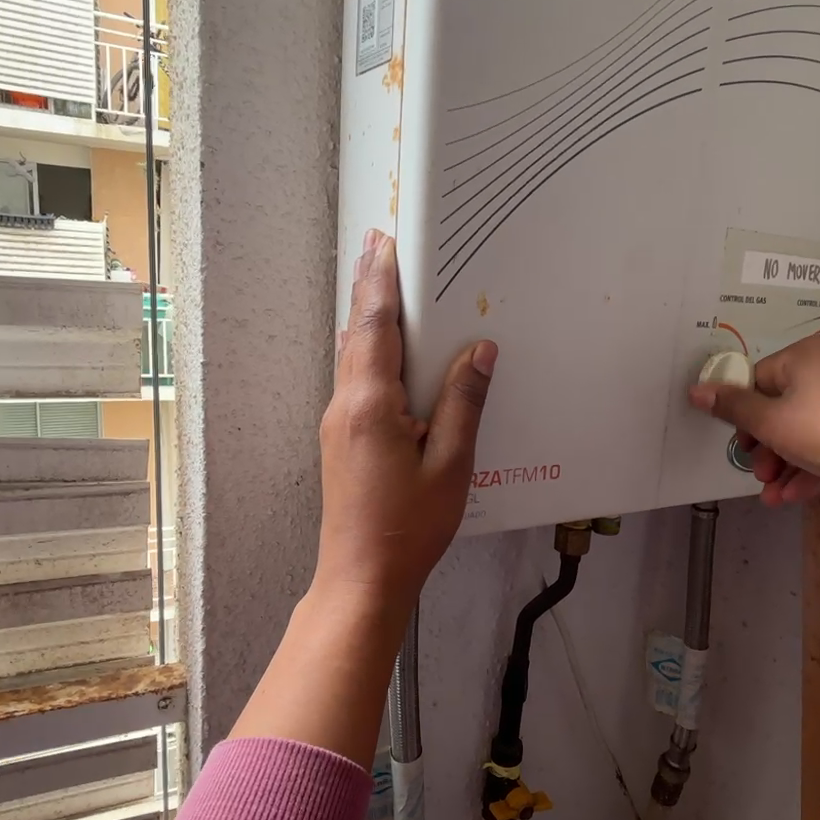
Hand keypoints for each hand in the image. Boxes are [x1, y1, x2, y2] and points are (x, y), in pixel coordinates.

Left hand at [315, 230, 496, 607]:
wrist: (362, 576)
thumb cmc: (410, 526)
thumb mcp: (450, 463)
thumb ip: (464, 402)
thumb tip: (481, 351)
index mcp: (370, 405)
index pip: (374, 327)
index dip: (381, 282)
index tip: (385, 243)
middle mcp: (345, 406)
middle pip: (356, 334)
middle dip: (368, 288)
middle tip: (378, 246)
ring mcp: (338, 425)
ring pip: (351, 356)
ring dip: (365, 318)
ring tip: (378, 285)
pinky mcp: (342, 441)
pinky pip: (353, 381)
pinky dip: (366, 350)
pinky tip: (378, 351)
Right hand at [688, 334, 819, 505]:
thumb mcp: (773, 423)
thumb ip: (732, 408)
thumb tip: (696, 389)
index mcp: (805, 355)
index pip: (758, 381)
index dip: (744, 418)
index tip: (742, 450)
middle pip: (783, 406)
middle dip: (767, 448)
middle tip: (760, 476)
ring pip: (809, 428)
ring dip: (787, 464)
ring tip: (775, 497)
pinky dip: (816, 464)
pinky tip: (799, 496)